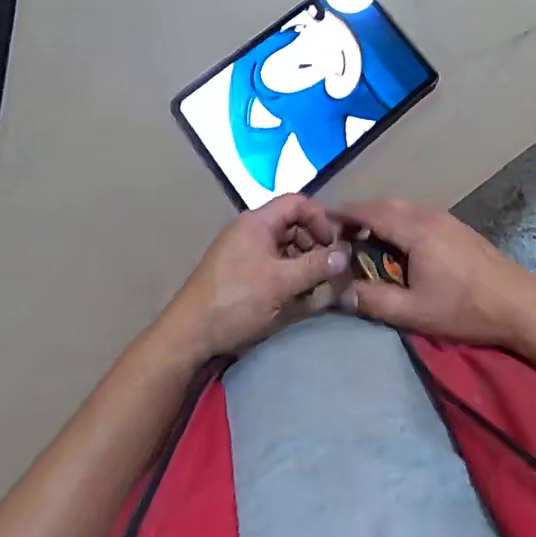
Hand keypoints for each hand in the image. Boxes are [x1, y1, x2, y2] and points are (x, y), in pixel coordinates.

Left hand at [157, 193, 348, 358]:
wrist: (190, 334)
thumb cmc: (236, 300)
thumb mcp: (280, 283)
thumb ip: (315, 267)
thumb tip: (345, 255)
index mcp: (257, 222)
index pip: (297, 202)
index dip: (319, 218)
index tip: (332, 245)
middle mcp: (250, 230)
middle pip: (292, 223)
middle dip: (314, 243)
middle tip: (328, 269)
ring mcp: (244, 251)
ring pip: (284, 245)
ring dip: (303, 261)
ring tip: (315, 285)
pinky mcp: (241, 272)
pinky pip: (272, 262)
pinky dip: (288, 273)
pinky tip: (297, 294)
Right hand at [335, 197, 535, 352]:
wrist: (520, 304)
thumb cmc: (465, 308)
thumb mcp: (415, 312)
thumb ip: (375, 301)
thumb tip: (340, 293)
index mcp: (415, 230)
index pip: (370, 212)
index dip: (343, 213)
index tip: (320, 219)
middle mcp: (428, 215)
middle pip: (384, 204)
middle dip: (358, 213)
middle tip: (337, 231)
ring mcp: (445, 218)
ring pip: (401, 207)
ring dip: (378, 215)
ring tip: (361, 236)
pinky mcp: (455, 226)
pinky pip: (415, 213)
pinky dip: (395, 219)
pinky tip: (394, 241)